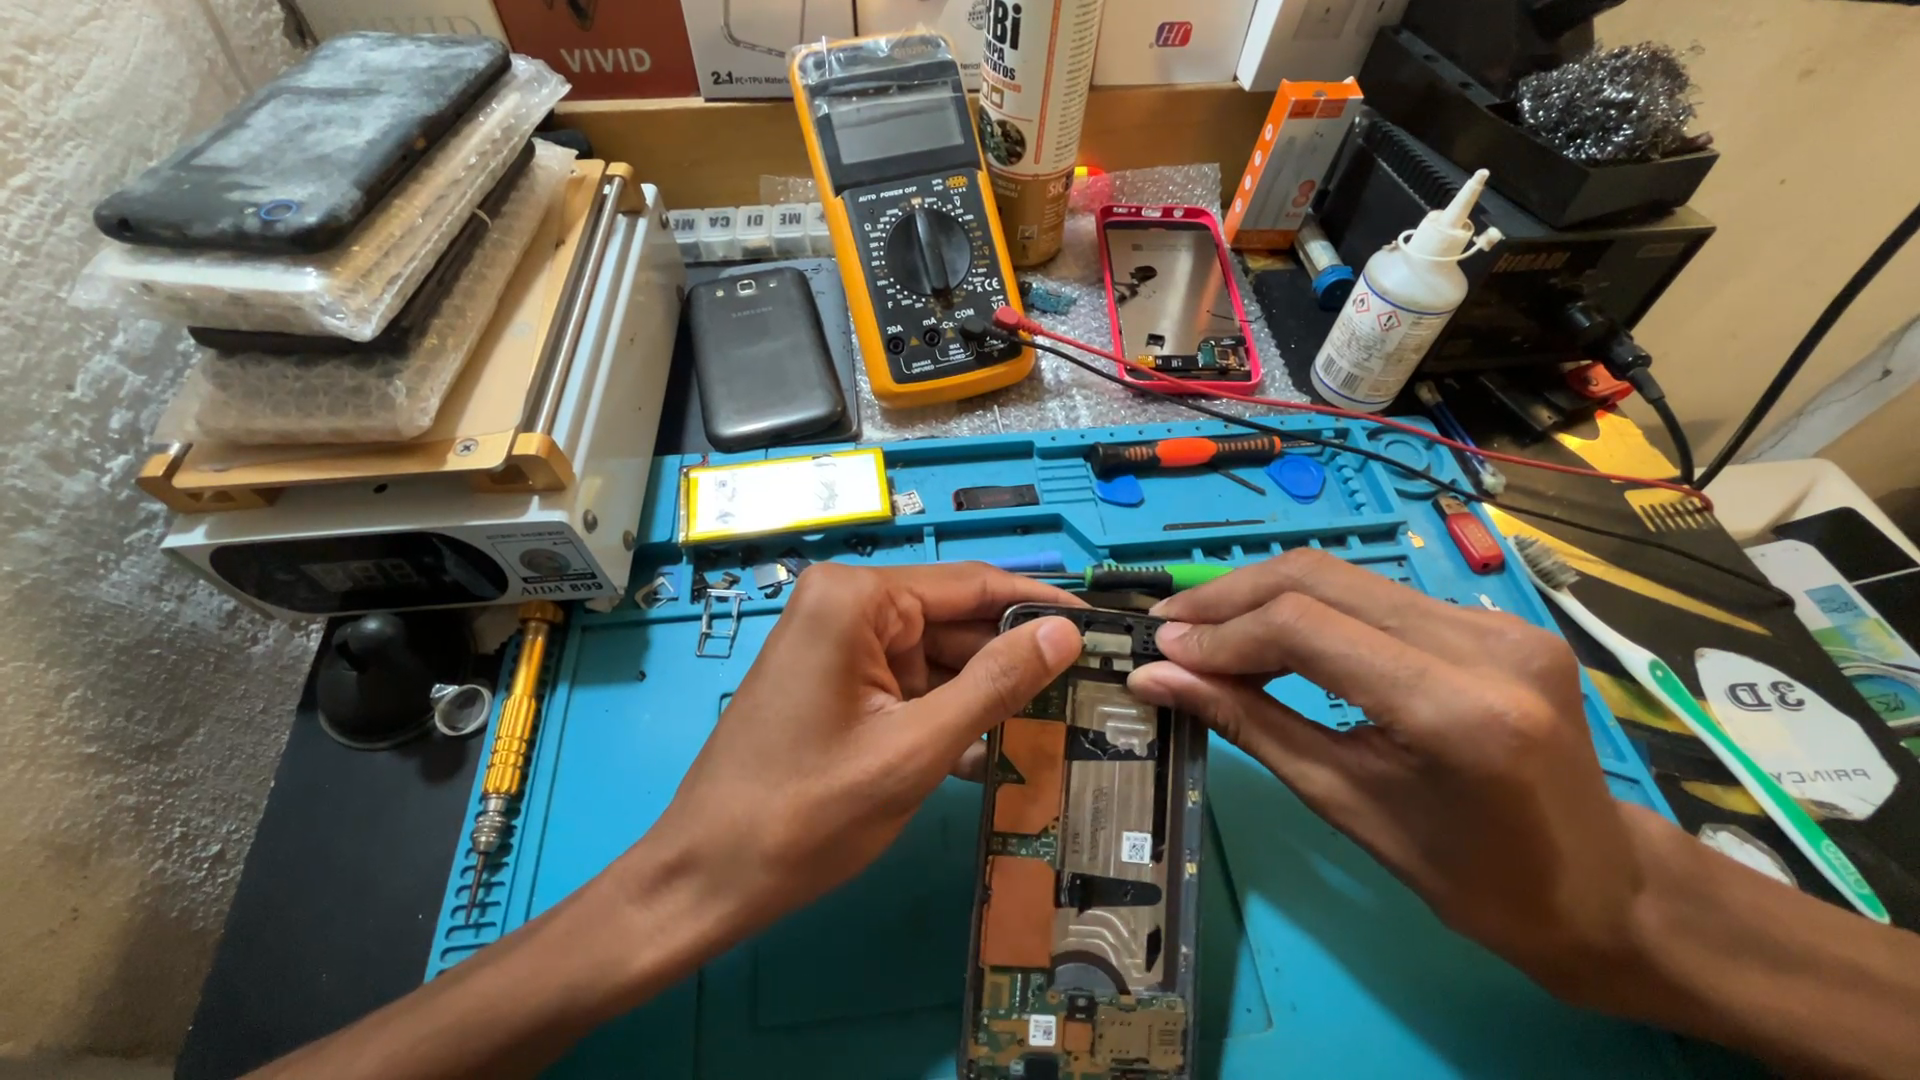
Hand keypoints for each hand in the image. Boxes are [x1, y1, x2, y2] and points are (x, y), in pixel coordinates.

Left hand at [638, 563, 1083, 934]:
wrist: (707, 877)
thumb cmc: (805, 814)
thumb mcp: (915, 750)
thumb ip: (995, 685)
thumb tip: (1064, 631)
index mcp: (856, 599)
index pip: (972, 585)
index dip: (1040, 605)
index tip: (1102, 623)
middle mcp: (846, 606)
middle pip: (954, 622)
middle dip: (1014, 658)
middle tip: (1090, 686)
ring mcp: (838, 646)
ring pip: (937, 659)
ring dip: (984, 695)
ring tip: (1058, 721)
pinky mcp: (837, 684)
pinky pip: (909, 687)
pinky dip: (947, 716)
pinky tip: (994, 751)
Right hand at [1125, 549, 1644, 997]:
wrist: (1603, 890)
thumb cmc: (1468, 875)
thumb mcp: (1343, 801)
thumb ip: (1246, 724)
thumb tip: (1156, 678)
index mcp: (1455, 708)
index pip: (1305, 627)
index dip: (1220, 634)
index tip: (1160, 652)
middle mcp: (1483, 643)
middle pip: (1320, 577)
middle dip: (1229, 597)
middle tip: (1170, 627)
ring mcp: (1496, 623)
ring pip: (1344, 576)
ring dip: (1262, 596)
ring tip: (1204, 628)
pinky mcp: (1493, 619)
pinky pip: (1374, 595)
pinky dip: (1308, 608)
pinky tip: (1271, 635)